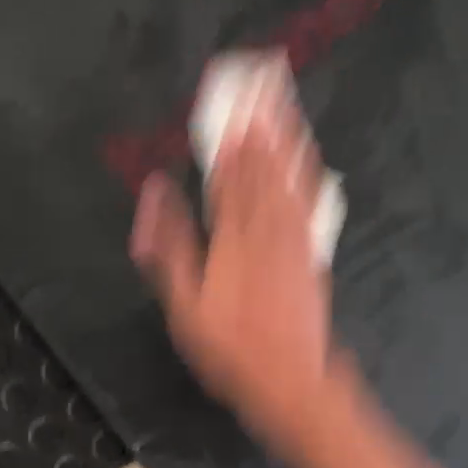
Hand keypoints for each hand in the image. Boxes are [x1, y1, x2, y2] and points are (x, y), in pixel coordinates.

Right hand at [129, 57, 337, 453]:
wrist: (291, 382)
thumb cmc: (231, 353)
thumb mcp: (185, 308)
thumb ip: (169, 247)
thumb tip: (155, 194)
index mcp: (231, 239)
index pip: (227, 177)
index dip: (225, 139)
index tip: (224, 103)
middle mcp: (266, 231)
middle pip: (261, 168)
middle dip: (257, 127)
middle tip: (259, 84)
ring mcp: (294, 242)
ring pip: (287, 179)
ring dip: (283, 140)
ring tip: (280, 104)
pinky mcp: (311, 257)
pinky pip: (309, 204)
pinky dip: (306, 175)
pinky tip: (307, 159)